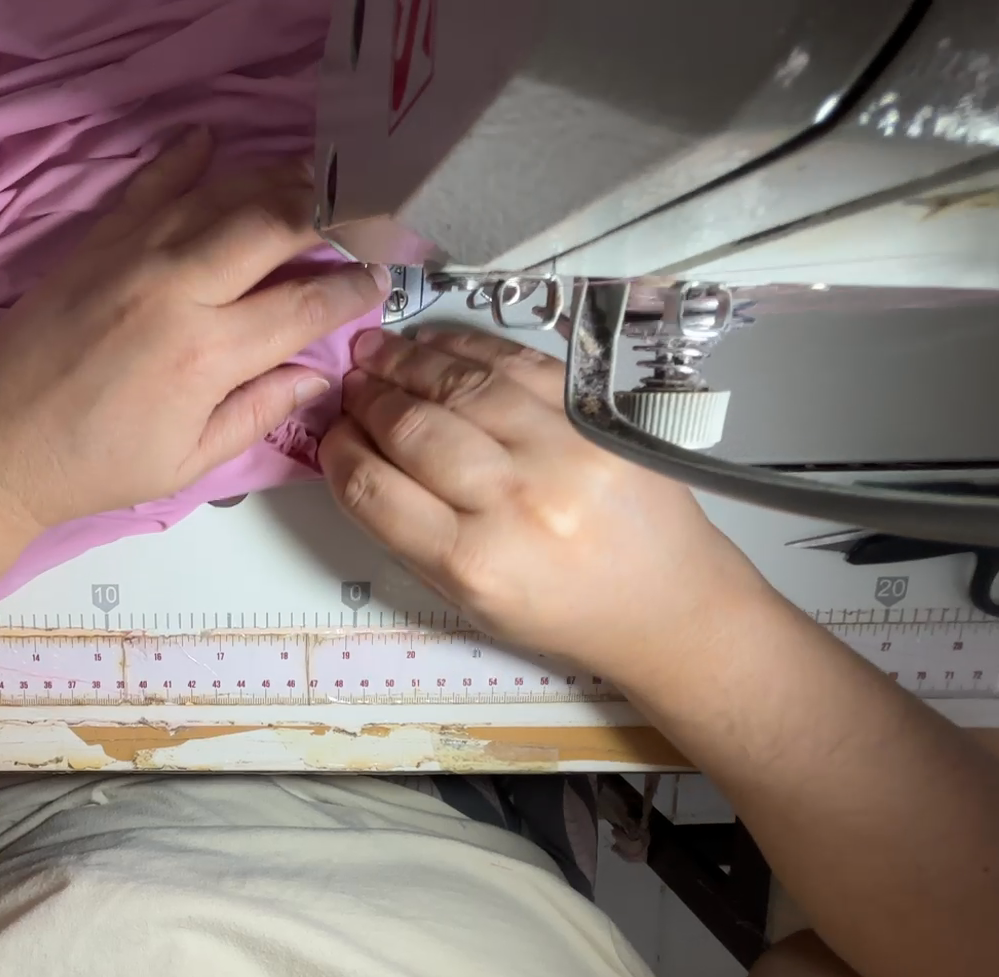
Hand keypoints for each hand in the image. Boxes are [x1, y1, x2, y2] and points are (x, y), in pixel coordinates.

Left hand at [0, 129, 386, 528]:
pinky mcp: (91, 244)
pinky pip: (148, 184)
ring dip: (275, 181)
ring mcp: (130, 257)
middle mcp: (175, 290)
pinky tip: (212, 143)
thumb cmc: (94, 469)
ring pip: (221, 193)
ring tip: (309, 184)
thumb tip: (315, 374)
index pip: (304, 303)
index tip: (377, 280)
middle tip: (359, 215)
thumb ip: (257, 412)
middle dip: (331, 213)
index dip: (352, 288)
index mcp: (206, 356)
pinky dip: (185, 160)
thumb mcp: (187, 463)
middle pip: (275, 224)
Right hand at [318, 325, 770, 676]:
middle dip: (367, 400)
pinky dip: (463, 346)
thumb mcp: (460, 596)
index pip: (373, 489)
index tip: (331, 435)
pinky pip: (515, 363)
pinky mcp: (599, 415)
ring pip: (461, 387)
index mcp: (472, 563)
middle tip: (348, 386)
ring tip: (373, 353)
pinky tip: (428, 344)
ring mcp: (565, 451)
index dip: (339, 452)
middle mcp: (517, 503)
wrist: (666, 602)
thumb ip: (402, 529)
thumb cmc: (552, 609)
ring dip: (405, 362)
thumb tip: (357, 456)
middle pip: (413, 430)